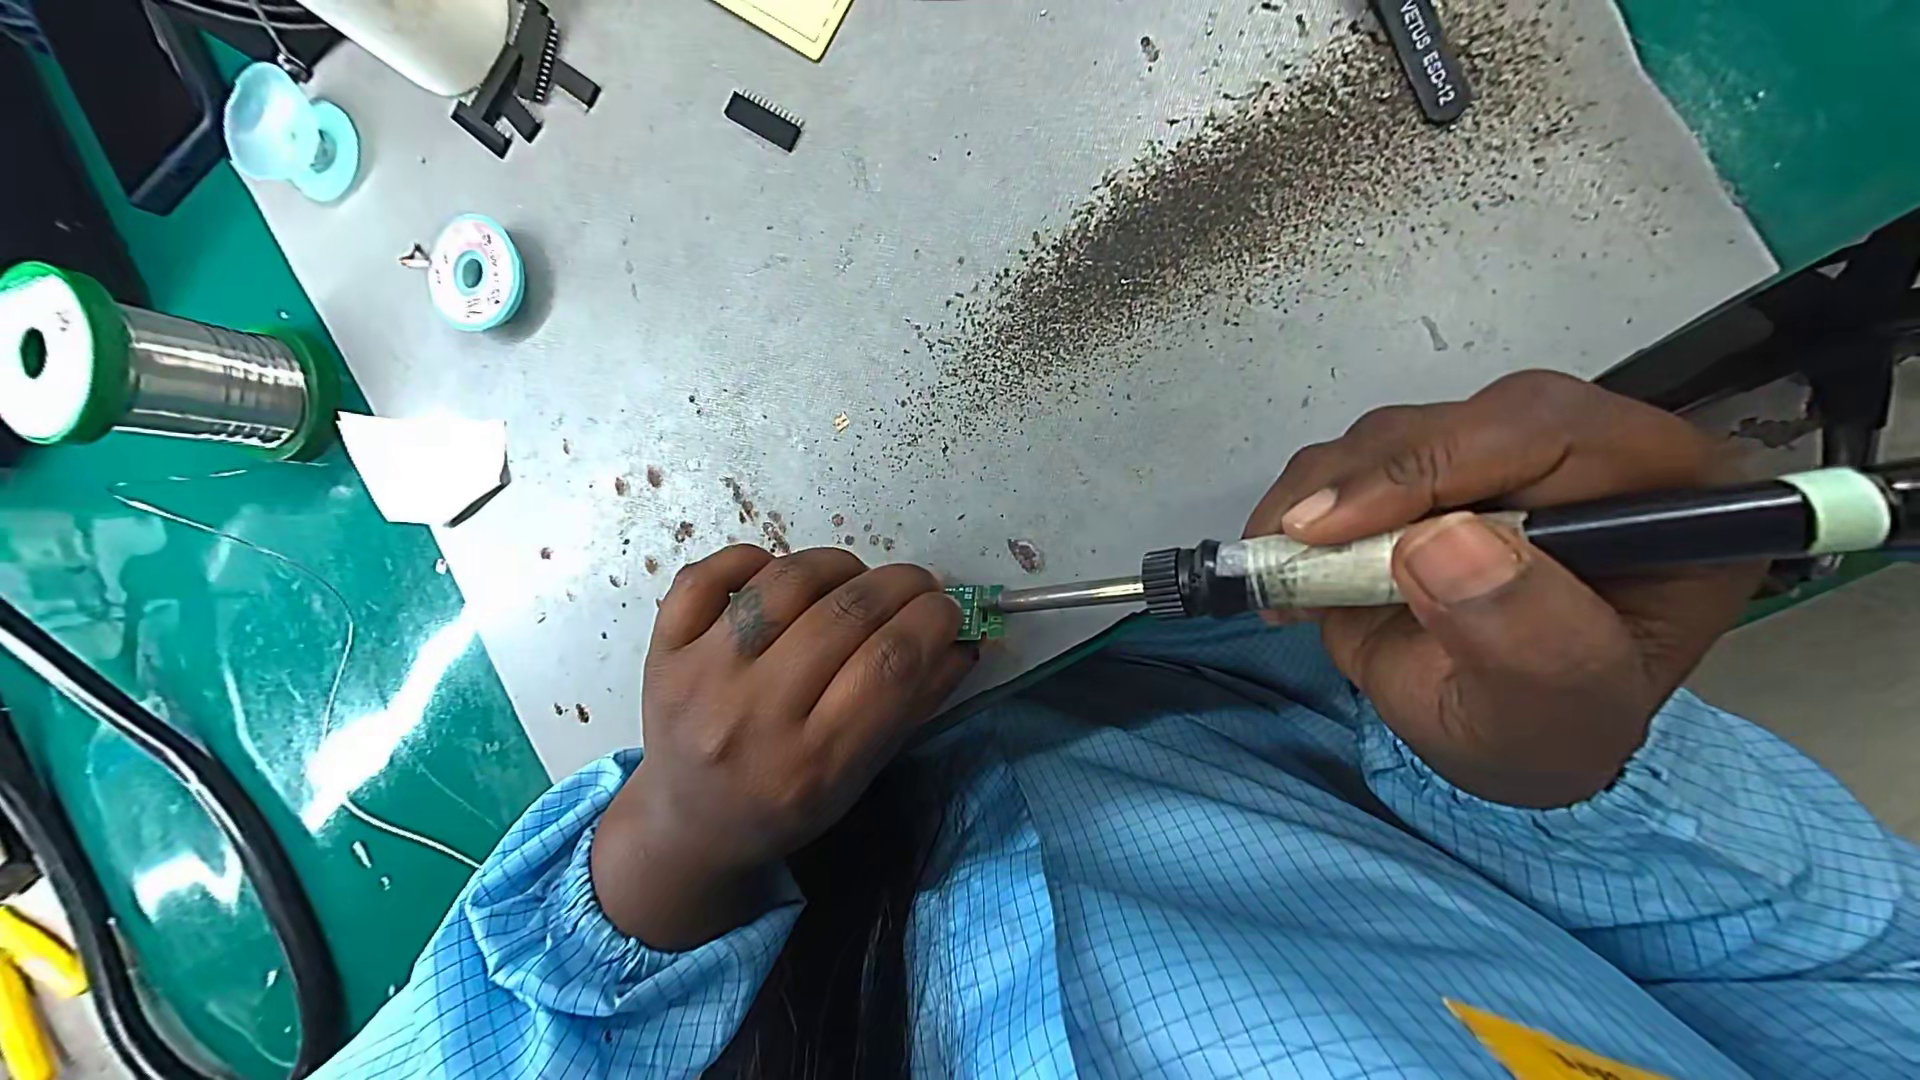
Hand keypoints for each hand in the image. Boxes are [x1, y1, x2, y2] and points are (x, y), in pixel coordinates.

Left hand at [591, 546, 974, 948]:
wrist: (692, 824)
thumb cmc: (790, 804)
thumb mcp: (864, 771)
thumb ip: (919, 702)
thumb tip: (965, 637)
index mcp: (812, 763)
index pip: (891, 664)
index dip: (933, 620)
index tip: (949, 608)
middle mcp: (751, 718)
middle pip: (846, 615)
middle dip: (902, 584)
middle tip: (920, 585)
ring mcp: (699, 678)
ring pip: (785, 582)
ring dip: (839, 565)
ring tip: (858, 578)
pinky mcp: (663, 650)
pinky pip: (708, 574)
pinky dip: (754, 558)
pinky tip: (781, 574)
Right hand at [1244, 371, 1763, 807]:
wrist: (1481, 737)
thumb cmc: (1533, 733)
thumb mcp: (1549, 716)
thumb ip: (1525, 639)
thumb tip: (1440, 540)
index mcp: (1658, 497)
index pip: (1541, 429)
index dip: (1428, 463)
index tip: (1334, 528)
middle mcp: (1568, 462)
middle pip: (1444, 424)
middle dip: (1353, 486)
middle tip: (1289, 548)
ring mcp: (1479, 466)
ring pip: (1377, 439)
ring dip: (1311, 500)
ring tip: (1283, 572)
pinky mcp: (1407, 483)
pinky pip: (1333, 467)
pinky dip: (1288, 513)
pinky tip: (1284, 567)